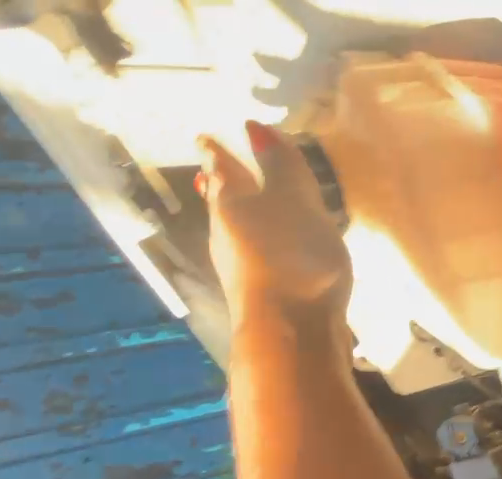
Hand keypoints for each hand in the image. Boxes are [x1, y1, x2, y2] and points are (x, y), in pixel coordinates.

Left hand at [199, 121, 351, 323]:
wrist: (291, 329)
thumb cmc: (294, 256)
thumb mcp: (297, 203)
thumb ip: (281, 168)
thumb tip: (255, 127)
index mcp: (233, 202)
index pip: (222, 168)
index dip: (217, 152)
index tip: (204, 137)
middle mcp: (227, 232)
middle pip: (222, 202)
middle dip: (225, 187)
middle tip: (218, 174)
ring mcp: (240, 268)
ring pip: (237, 233)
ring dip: (243, 223)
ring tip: (253, 217)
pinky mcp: (260, 296)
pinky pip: (257, 262)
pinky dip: (262, 253)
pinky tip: (275, 259)